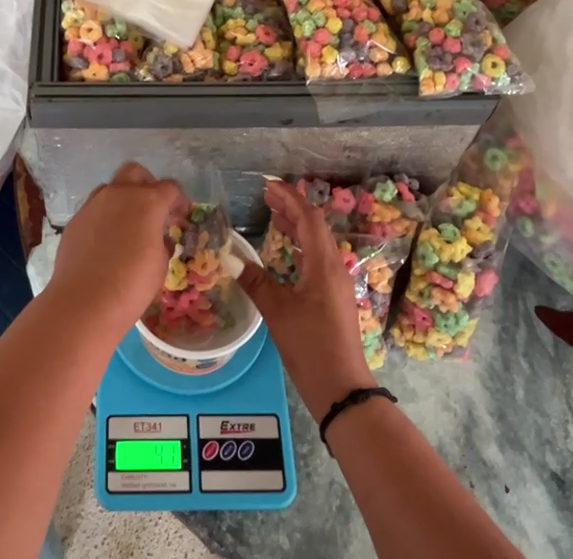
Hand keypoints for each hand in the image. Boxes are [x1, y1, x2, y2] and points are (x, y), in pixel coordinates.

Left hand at [49, 162, 189, 332]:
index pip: (170, 188)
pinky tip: (106, 241)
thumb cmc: (133, 283)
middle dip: (148, 185)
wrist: (85, 300)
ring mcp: (93, 205)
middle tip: (154, 209)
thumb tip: (158, 238)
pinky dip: (104, 217)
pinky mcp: (75, 220)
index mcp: (148, 201)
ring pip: (110, 188)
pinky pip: (94, 209)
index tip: (181, 216)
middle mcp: (119, 194)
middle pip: (135, 172)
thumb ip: (161, 243)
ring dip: (123, 199)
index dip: (179, 200)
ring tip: (128, 225)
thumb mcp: (160, 264)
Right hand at [237, 179, 375, 422]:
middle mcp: (334, 267)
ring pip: (317, 243)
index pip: (309, 217)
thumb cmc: (310, 346)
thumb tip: (231, 259)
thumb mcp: (277, 312)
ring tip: (273, 216)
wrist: (341, 387)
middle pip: (315, 226)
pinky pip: (317, 259)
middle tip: (266, 196)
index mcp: (323, 264)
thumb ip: (256, 281)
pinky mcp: (334, 298)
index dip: (289, 197)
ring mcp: (336, 283)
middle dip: (291, 207)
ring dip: (296, 226)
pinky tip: (285, 253)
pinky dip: (300, 246)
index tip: (268, 185)